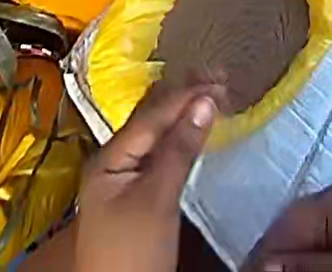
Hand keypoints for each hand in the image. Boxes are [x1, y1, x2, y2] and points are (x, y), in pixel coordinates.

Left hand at [72, 84, 221, 271]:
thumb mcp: (157, 200)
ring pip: (159, 130)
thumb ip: (180, 148)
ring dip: (187, 110)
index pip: (153, 114)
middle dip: (186, 94)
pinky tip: (200, 126)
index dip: (187, 95)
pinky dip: (184, 132)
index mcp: (110, 158)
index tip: (222, 82)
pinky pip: (164, 148)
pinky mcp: (141, 193)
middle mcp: (115, 160)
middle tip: (221, 78)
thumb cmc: (133, 255)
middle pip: (152, 116)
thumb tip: (207, 100)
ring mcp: (127, 177)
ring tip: (215, 91)